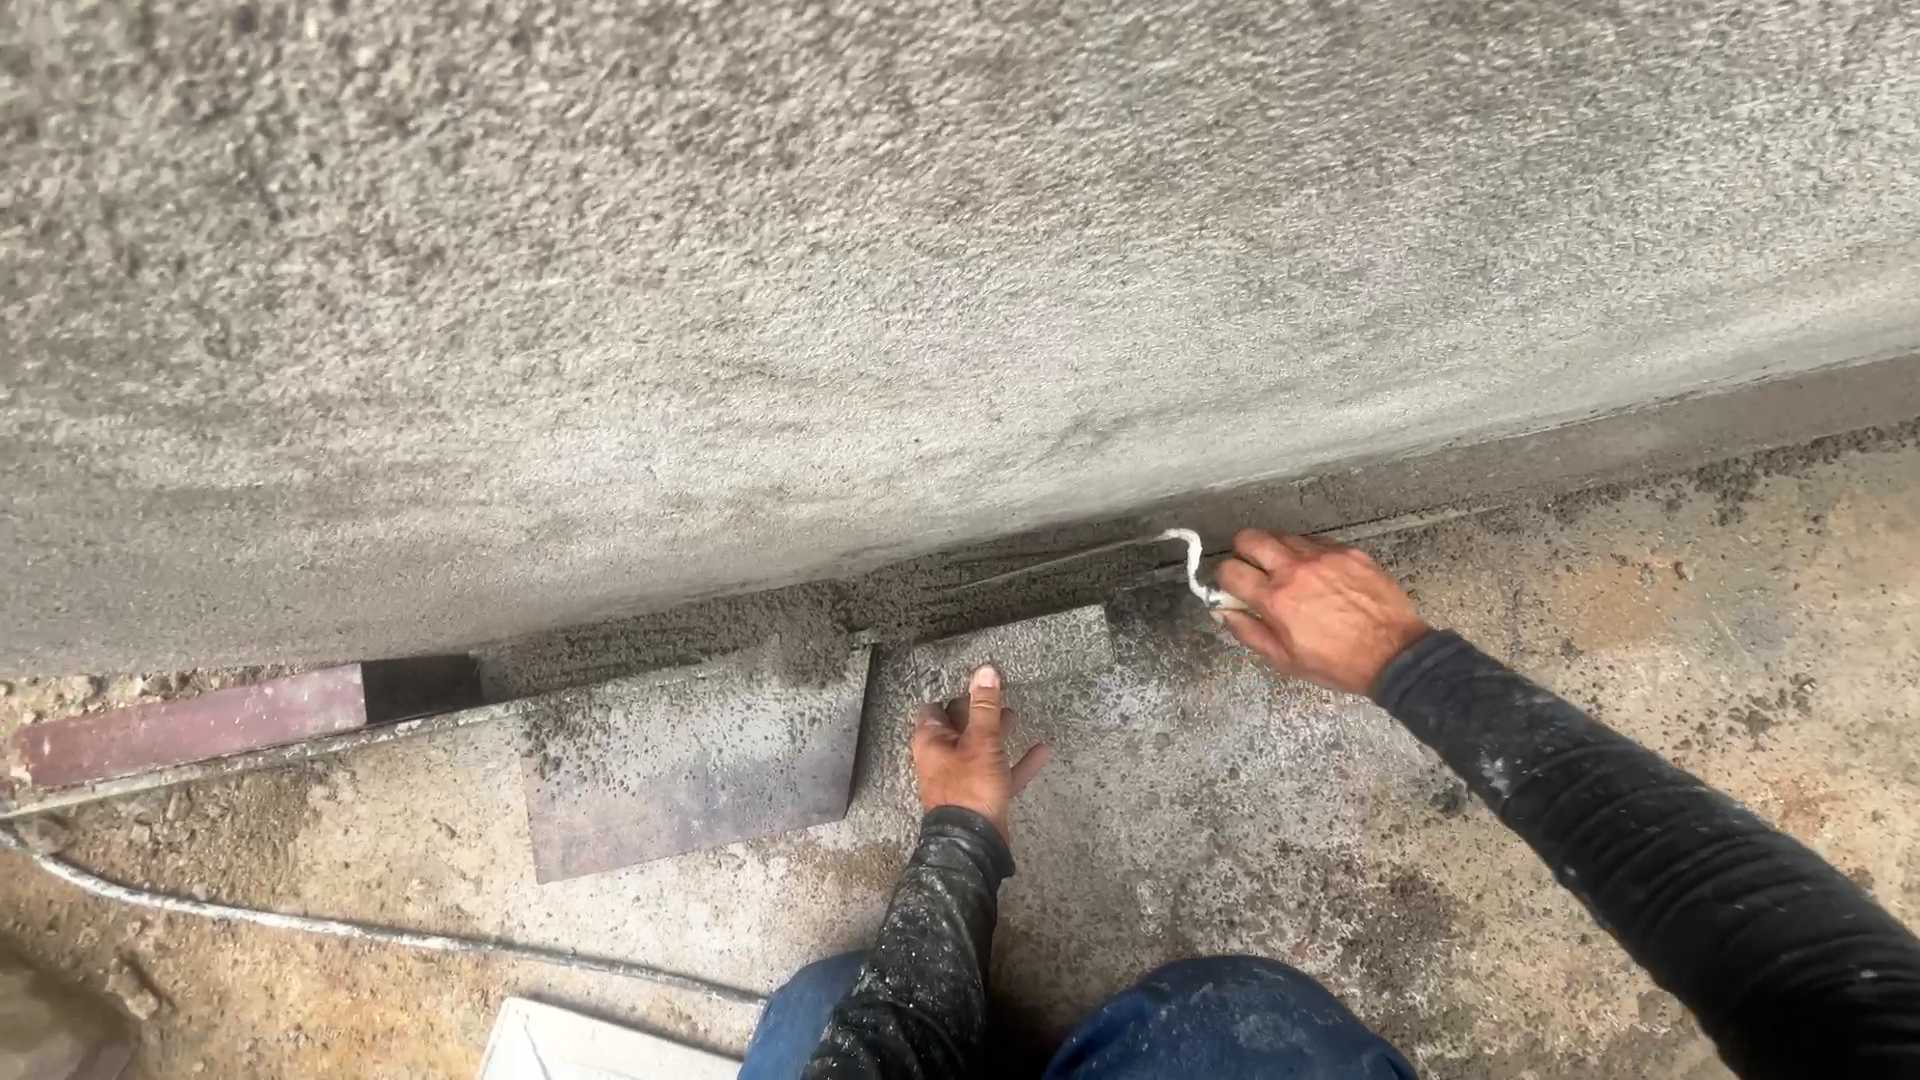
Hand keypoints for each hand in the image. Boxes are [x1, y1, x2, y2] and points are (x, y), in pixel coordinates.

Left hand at [911, 665, 1051, 842]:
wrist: (973, 844)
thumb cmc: (969, 788)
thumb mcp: (981, 741)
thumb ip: (985, 706)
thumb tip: (986, 670)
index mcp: (932, 740)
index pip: (936, 706)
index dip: (954, 691)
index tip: (975, 679)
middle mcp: (942, 757)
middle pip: (959, 725)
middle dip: (978, 710)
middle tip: (997, 692)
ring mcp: (962, 777)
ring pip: (980, 747)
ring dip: (997, 732)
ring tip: (1015, 715)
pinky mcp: (981, 794)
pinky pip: (1000, 771)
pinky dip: (1018, 761)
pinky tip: (1041, 750)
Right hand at [1216, 529, 1429, 696]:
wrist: (1395, 655)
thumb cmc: (1337, 663)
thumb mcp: (1283, 660)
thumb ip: (1247, 632)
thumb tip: (1222, 611)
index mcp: (1275, 599)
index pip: (1229, 570)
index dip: (1223, 578)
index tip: (1232, 587)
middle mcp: (1295, 570)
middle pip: (1249, 538)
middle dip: (1242, 552)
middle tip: (1252, 568)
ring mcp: (1324, 557)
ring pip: (1282, 536)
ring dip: (1276, 551)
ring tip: (1288, 572)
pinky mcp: (1348, 552)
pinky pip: (1315, 541)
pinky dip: (1307, 553)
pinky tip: (1317, 573)